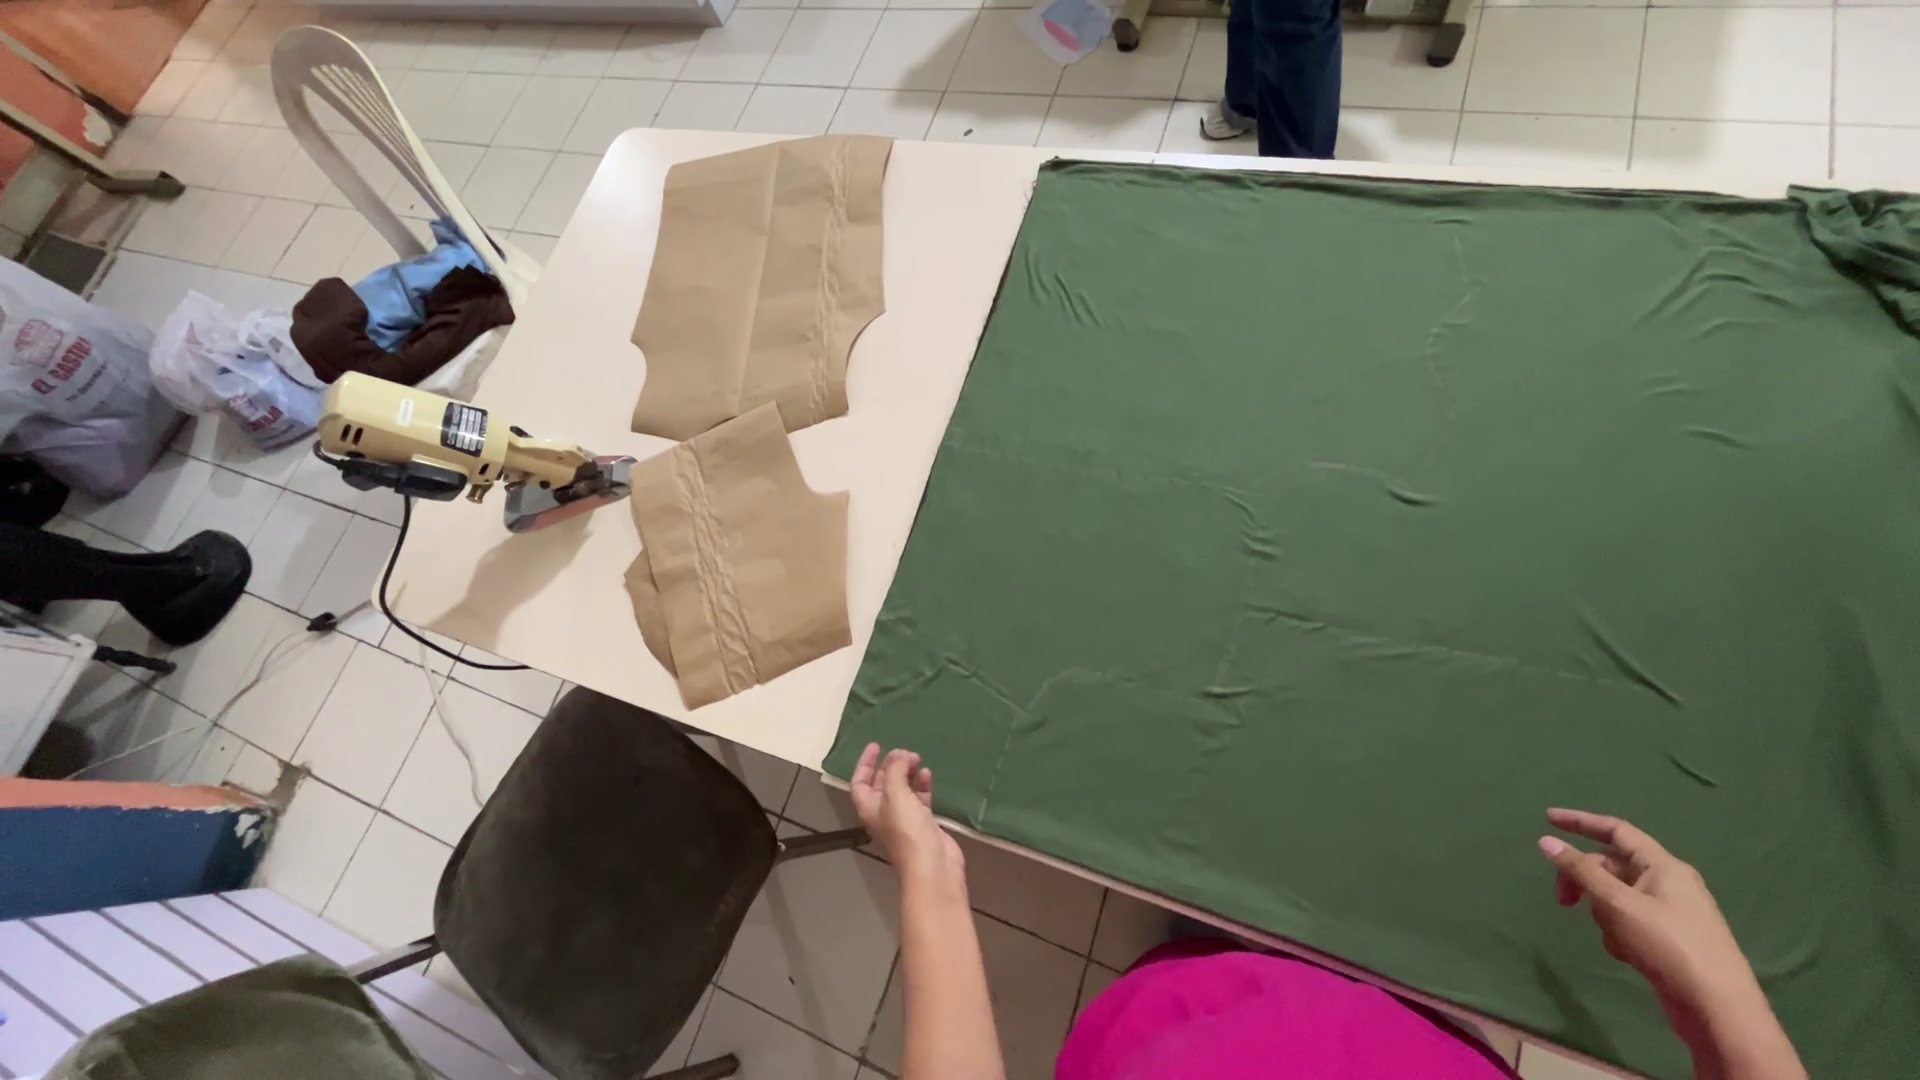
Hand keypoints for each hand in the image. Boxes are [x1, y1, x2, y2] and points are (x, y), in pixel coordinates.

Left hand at [850, 744, 963, 884]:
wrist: (932, 865)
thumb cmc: (907, 830)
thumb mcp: (895, 794)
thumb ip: (895, 771)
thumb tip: (899, 755)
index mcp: (870, 808)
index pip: (860, 782)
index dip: (865, 763)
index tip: (876, 745)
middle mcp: (884, 813)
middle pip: (882, 783)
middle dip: (890, 765)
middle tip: (903, 751)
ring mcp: (904, 819)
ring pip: (902, 789)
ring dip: (907, 772)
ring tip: (917, 758)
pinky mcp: (923, 823)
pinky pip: (920, 798)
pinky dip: (922, 785)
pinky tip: (927, 774)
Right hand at [1539, 809, 1804, 1079]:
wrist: (1718, 1009)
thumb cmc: (1669, 945)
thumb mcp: (1618, 903)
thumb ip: (1580, 871)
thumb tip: (1546, 841)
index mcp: (1664, 867)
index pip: (1616, 830)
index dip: (1580, 822)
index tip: (1547, 819)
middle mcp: (1668, 883)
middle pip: (1610, 866)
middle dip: (1584, 881)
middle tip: (1563, 901)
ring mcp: (1669, 911)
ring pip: (1615, 895)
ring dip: (1603, 913)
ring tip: (1615, 938)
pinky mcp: (1666, 936)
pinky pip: (1628, 920)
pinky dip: (1618, 931)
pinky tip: (1627, 953)